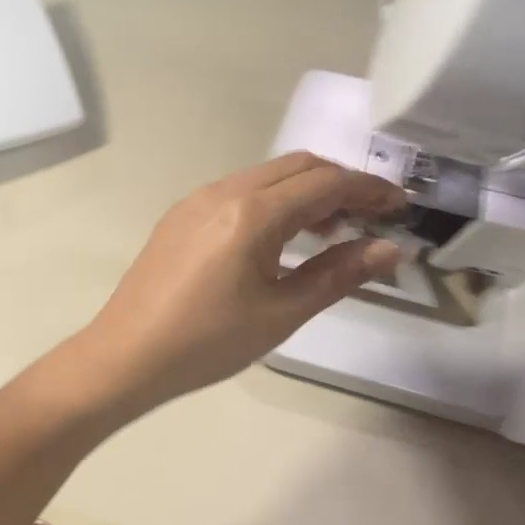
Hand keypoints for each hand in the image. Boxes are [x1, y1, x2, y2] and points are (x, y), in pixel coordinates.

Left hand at [68, 153, 405, 407]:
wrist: (125, 357)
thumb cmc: (205, 343)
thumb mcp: (280, 313)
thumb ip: (337, 275)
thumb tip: (388, 250)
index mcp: (251, 212)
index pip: (326, 182)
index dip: (370, 190)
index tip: (399, 208)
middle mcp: (221, 192)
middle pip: (296, 167)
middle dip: (339, 184)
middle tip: (368, 219)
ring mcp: (193, 203)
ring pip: (263, 178)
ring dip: (302, 193)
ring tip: (327, 234)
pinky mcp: (176, 220)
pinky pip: (235, 194)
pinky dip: (269, 204)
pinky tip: (276, 242)